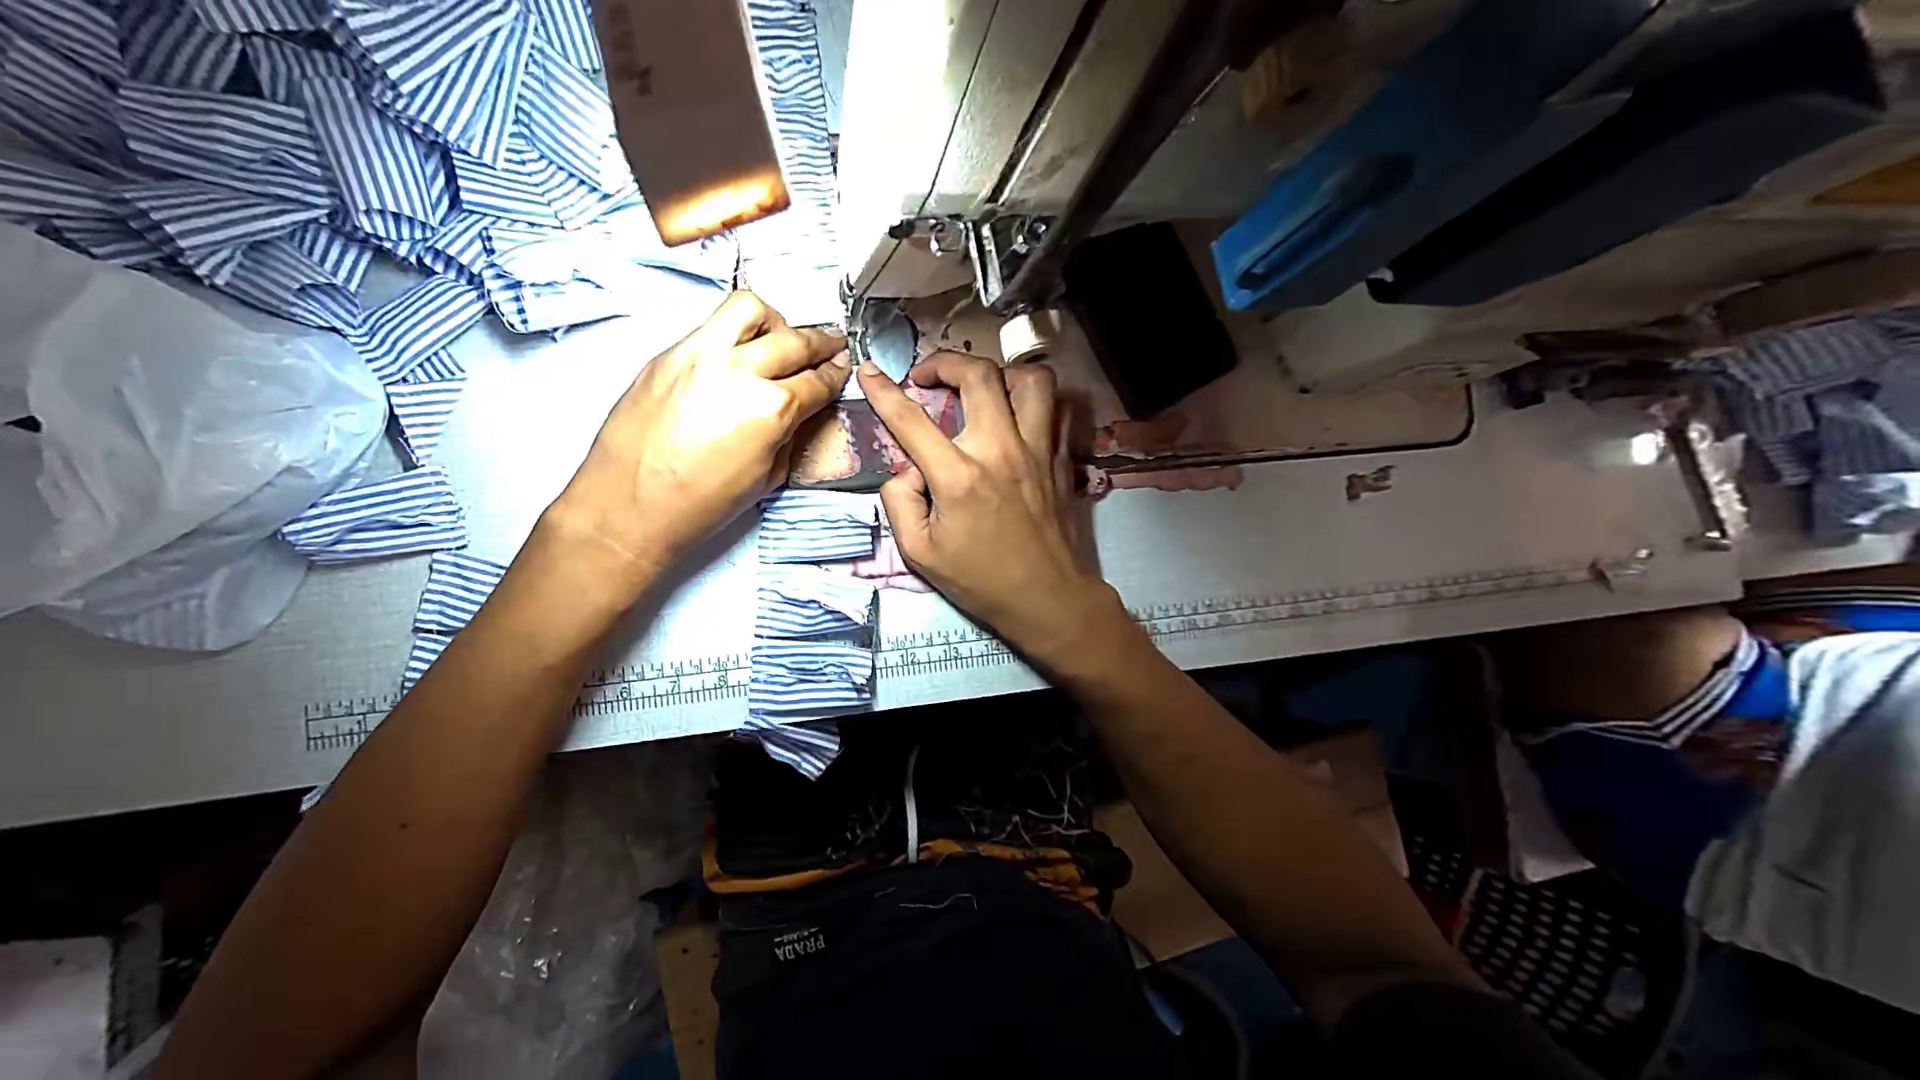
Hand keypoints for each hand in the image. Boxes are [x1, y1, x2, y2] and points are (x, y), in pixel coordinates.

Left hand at [548, 292, 847, 592]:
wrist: (630, 507)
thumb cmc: (699, 505)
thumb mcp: (766, 477)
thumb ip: (791, 434)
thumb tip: (804, 410)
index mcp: (771, 409)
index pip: (818, 381)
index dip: (836, 375)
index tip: (843, 369)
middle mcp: (739, 371)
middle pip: (795, 340)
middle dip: (822, 342)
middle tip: (831, 345)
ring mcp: (699, 355)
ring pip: (750, 309)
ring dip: (775, 321)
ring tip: (779, 338)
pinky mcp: (668, 354)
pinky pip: (711, 324)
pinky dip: (734, 331)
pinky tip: (737, 352)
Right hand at [858, 352, 1126, 670]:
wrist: (1048, 598)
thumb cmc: (981, 581)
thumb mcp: (920, 553)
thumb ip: (900, 502)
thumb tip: (907, 468)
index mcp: (959, 477)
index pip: (912, 419)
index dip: (883, 390)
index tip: (870, 372)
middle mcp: (1000, 451)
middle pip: (978, 375)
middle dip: (945, 361)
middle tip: (928, 376)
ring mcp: (1038, 450)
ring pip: (1029, 379)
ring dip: (999, 372)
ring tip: (980, 388)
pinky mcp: (1061, 458)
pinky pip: (1055, 407)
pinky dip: (1033, 399)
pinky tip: (1016, 412)